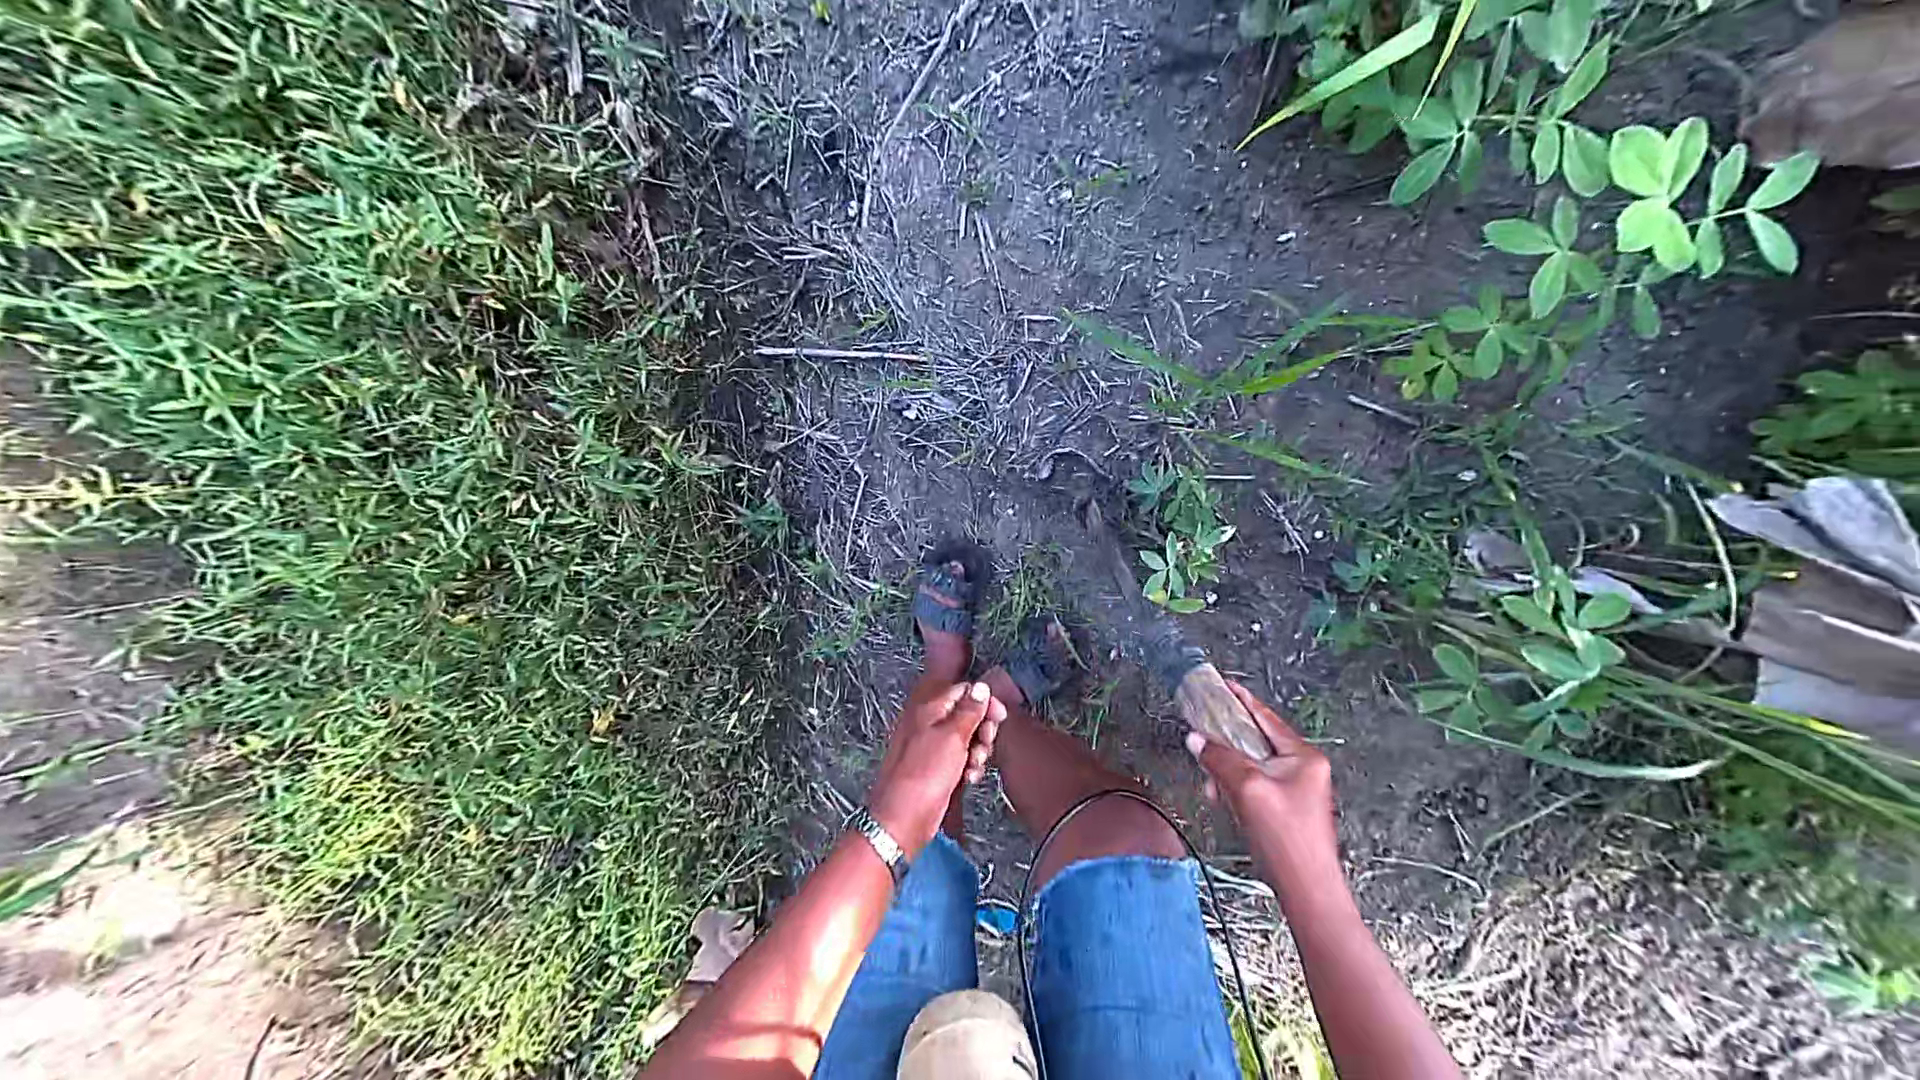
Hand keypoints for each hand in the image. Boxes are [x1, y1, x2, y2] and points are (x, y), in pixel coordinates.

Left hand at [867, 680, 1004, 856]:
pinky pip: (958, 758)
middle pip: (967, 714)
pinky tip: (967, 777)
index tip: (996, 718)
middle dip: (982, 730)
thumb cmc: (923, 778)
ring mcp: (930, 745)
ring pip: (966, 738)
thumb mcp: (953, 737)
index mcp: (929, 709)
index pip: (964, 690)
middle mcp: (928, 723)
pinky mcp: (934, 766)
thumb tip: (981, 687)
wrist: (902, 820)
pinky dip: (967, 766)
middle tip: (983, 745)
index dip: (984, 703)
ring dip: (977, 751)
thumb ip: (969, 710)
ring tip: (973, 765)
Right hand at [1184, 680, 1339, 887]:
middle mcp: (1302, 768)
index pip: (1265, 717)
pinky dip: (1234, 788)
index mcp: (1303, 756)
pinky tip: (1225, 801)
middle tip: (1204, 744)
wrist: (1305, 888)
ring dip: (1227, 773)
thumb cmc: (1288, 840)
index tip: (1223, 685)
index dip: (1241, 700)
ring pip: (1249, 765)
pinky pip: (1251, 785)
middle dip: (1226, 747)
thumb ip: (1219, 758)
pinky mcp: (1283, 807)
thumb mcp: (1247, 788)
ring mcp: (1294, 788)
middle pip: (1253, 741)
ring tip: (1216, 787)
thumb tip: (1196, 739)